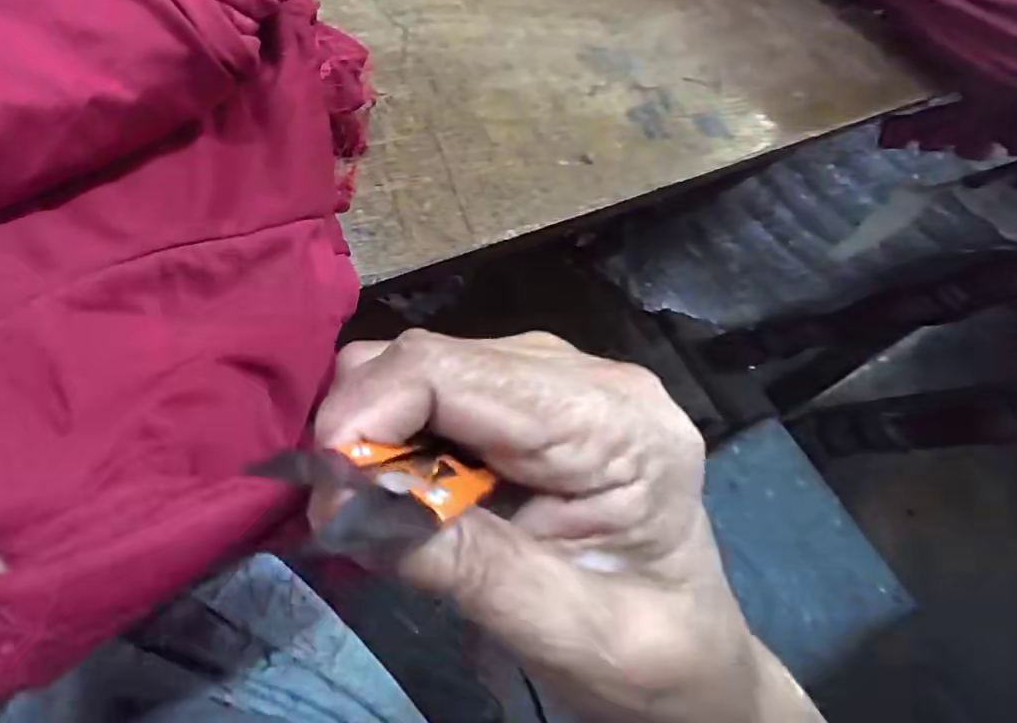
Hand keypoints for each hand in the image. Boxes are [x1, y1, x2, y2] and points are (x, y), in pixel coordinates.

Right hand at [316, 332, 819, 722]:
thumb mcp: (570, 633)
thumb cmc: (654, 659)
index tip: (322, 492)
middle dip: (363, 427)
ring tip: (384, 507)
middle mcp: (578, 369)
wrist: (695, 652)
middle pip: (428, 357)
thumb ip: (465, 564)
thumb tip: (343, 505)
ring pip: (419, 362)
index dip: (367, 415)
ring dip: (377, 430)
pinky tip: (412, 485)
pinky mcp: (521, 383)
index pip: (452, 371)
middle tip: (342, 513)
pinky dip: (398, 429)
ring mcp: (548, 368)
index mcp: (611, 419)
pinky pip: (432, 382)